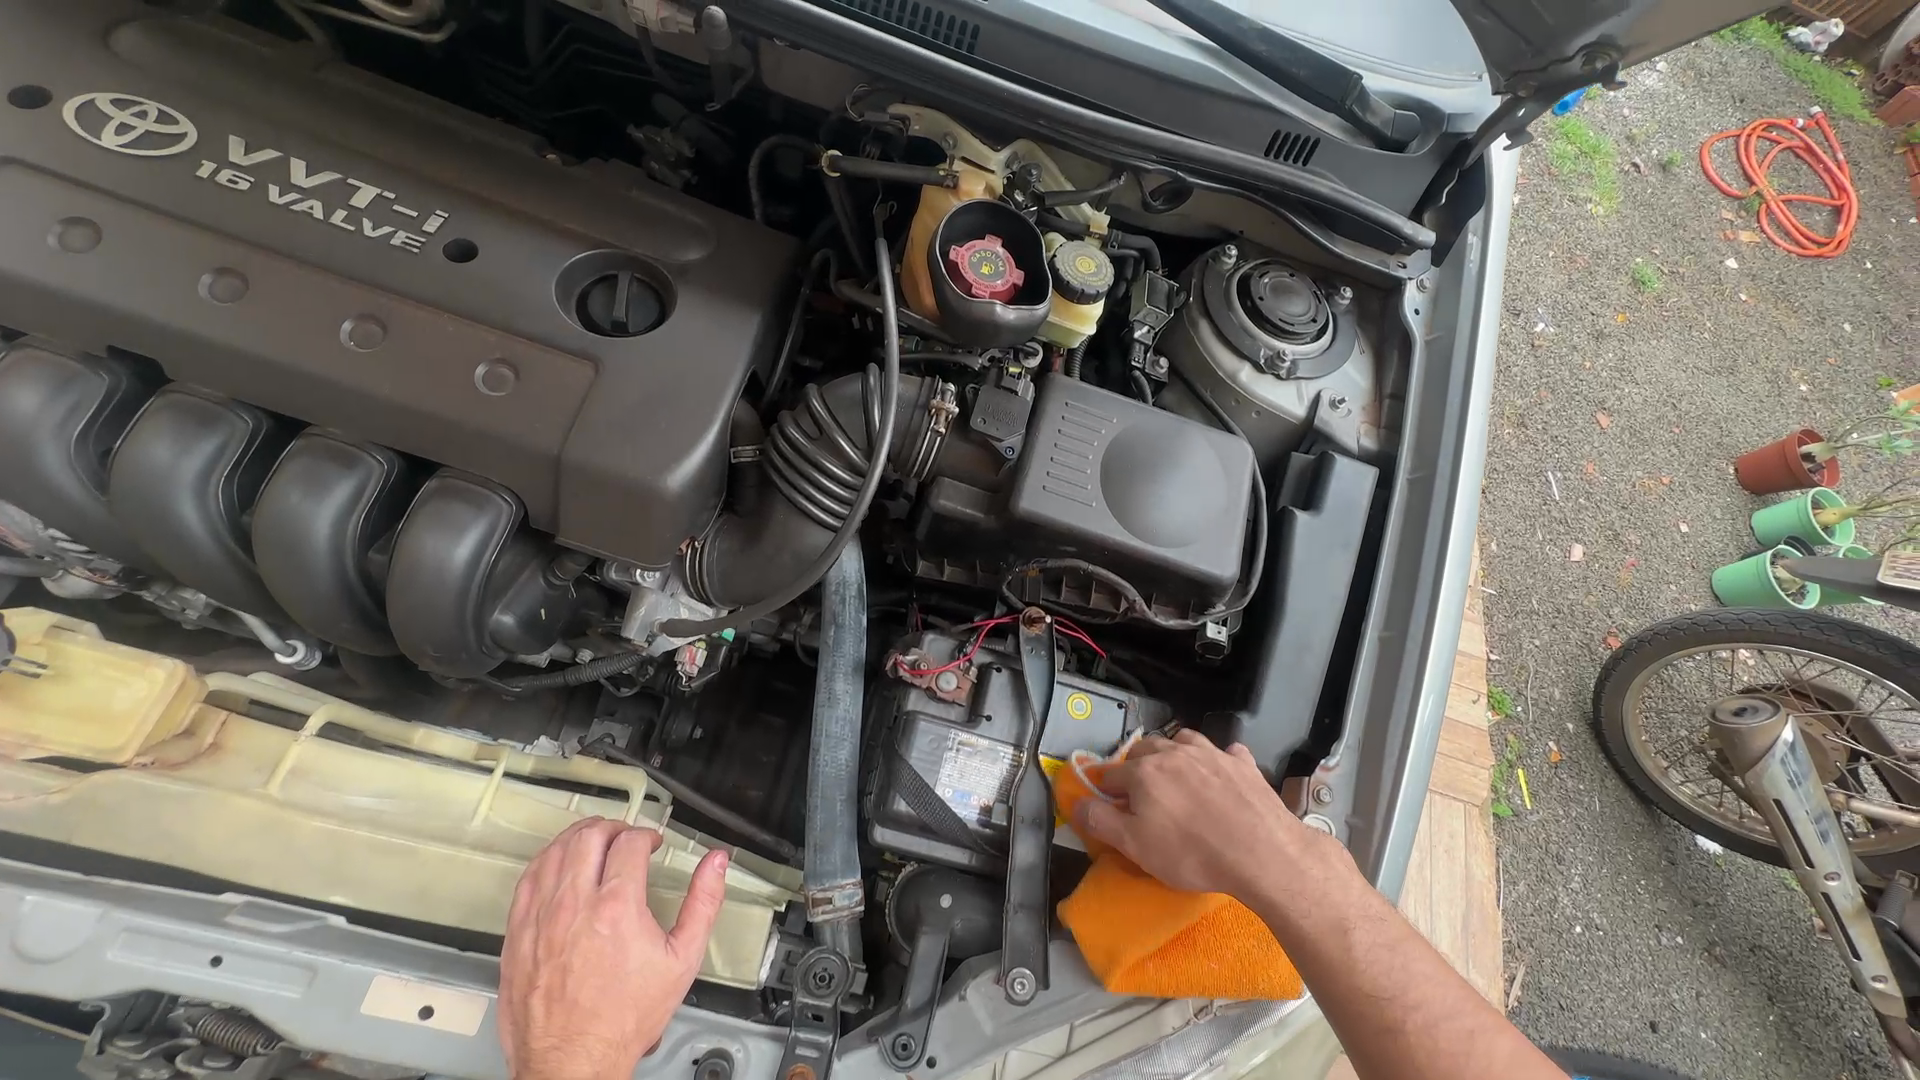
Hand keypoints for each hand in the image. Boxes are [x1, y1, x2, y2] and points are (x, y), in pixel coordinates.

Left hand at [499, 818, 729, 1079]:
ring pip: (553, 852)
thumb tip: (716, 863)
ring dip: (578, 837)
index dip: (645, 835)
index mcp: (617, 908)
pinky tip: (557, 865)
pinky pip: (526, 880)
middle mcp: (574, 907)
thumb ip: (703, 903)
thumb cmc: (624, 1018)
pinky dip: (545, 861)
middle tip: (625, 837)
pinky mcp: (516, 936)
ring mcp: (540, 920)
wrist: (572, 1063)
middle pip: (589, 837)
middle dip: (613, 828)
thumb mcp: (682, 959)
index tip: (651, 844)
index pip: (628, 843)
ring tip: (594, 842)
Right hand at [1071, 730, 1326, 899]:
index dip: (1105, 792)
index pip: (1110, 775)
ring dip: (1173, 754)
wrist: (1263, 854)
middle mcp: (1174, 753)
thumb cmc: (1192, 853)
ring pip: (1182, 741)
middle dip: (1136, 767)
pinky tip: (1220, 774)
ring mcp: (1211, 754)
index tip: (1108, 807)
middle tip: (1141, 795)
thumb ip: (1100, 822)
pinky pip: (1224, 751)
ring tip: (1176, 777)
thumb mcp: (1135, 846)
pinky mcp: (1242, 763)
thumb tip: (1075, 804)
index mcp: (1143, 772)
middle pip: (1144, 750)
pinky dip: (1217, 759)